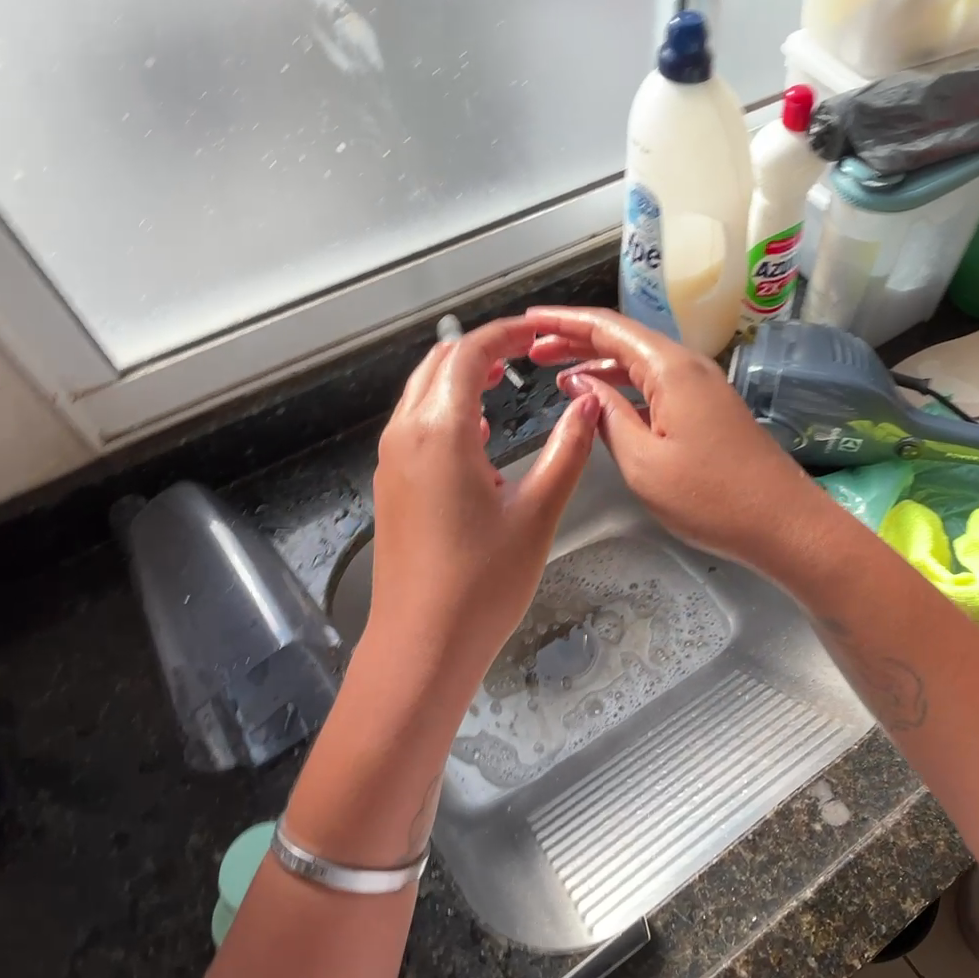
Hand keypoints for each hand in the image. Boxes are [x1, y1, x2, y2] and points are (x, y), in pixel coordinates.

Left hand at [365, 316, 600, 679]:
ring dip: (460, 378)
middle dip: (481, 349)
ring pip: (421, 393)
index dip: (506, 334)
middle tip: (524, 354)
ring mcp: (391, 461)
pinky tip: (478, 434)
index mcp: (441, 431)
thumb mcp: (537, 513)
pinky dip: (445, 410)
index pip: (469, 353)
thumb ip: (566, 450)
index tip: (538, 332)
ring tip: (504, 385)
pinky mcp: (391, 486)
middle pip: (437, 363)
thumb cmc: (481, 584)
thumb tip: (587, 406)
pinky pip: (414, 425)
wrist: (421, 645)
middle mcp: (406, 435)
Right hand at [525, 306, 832, 570]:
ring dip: (597, 362)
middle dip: (575, 338)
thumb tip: (581, 384)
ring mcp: (702, 387)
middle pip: (623, 338)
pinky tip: (602, 399)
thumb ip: (607, 416)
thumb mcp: (642, 461)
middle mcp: (688, 366)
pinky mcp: (708, 409)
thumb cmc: (711, 498)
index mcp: (670, 369)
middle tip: (533, 348)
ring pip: (639, 361)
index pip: (607, 327)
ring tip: (555, 370)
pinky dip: (623, 385)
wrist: (783, 524)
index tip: (527, 321)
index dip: (563, 321)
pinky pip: (656, 383)